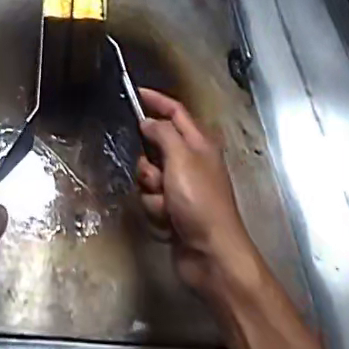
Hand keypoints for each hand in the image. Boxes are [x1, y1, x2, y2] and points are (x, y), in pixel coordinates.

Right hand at [136, 88, 263, 299]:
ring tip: (167, 205)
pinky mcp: (174, 212)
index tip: (135, 92)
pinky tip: (168, 223)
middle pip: (155, 146)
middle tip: (157, 174)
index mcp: (199, 143)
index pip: (175, 111)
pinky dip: (155, 210)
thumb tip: (148, 121)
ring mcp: (182, 189)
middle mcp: (191, 162)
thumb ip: (161, 133)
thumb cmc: (200, 201)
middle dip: (149, 162)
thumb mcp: (180, 158)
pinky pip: (150, 200)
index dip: (156, 100)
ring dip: (152, 191)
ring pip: (149, 176)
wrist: (212, 256)